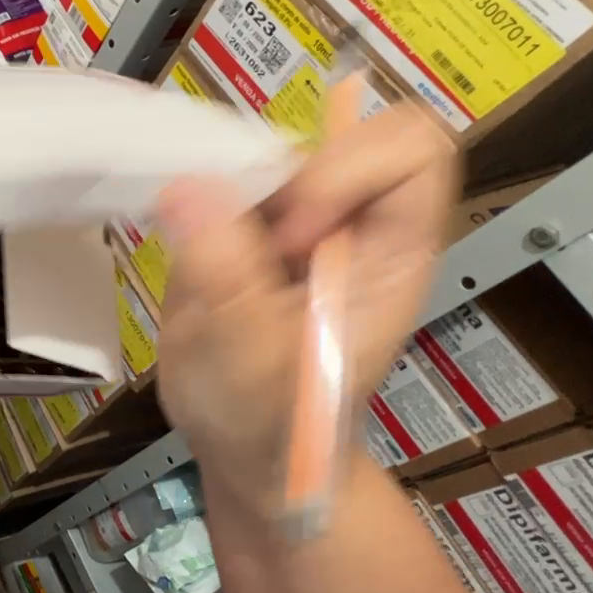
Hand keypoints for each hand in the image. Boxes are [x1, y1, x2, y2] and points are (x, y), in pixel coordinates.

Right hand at [154, 104, 455, 514]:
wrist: (248, 454)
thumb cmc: (271, 426)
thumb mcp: (251, 362)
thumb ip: (225, 276)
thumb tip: (186, 185)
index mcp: (390, 253)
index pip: (409, 154)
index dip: (344, 174)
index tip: (290, 241)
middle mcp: (351, 226)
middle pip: (336, 138)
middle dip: (274, 178)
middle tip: (235, 243)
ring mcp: (292, 226)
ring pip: (268, 155)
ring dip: (222, 189)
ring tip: (202, 262)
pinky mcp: (239, 232)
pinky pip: (220, 181)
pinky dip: (192, 199)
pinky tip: (183, 254)